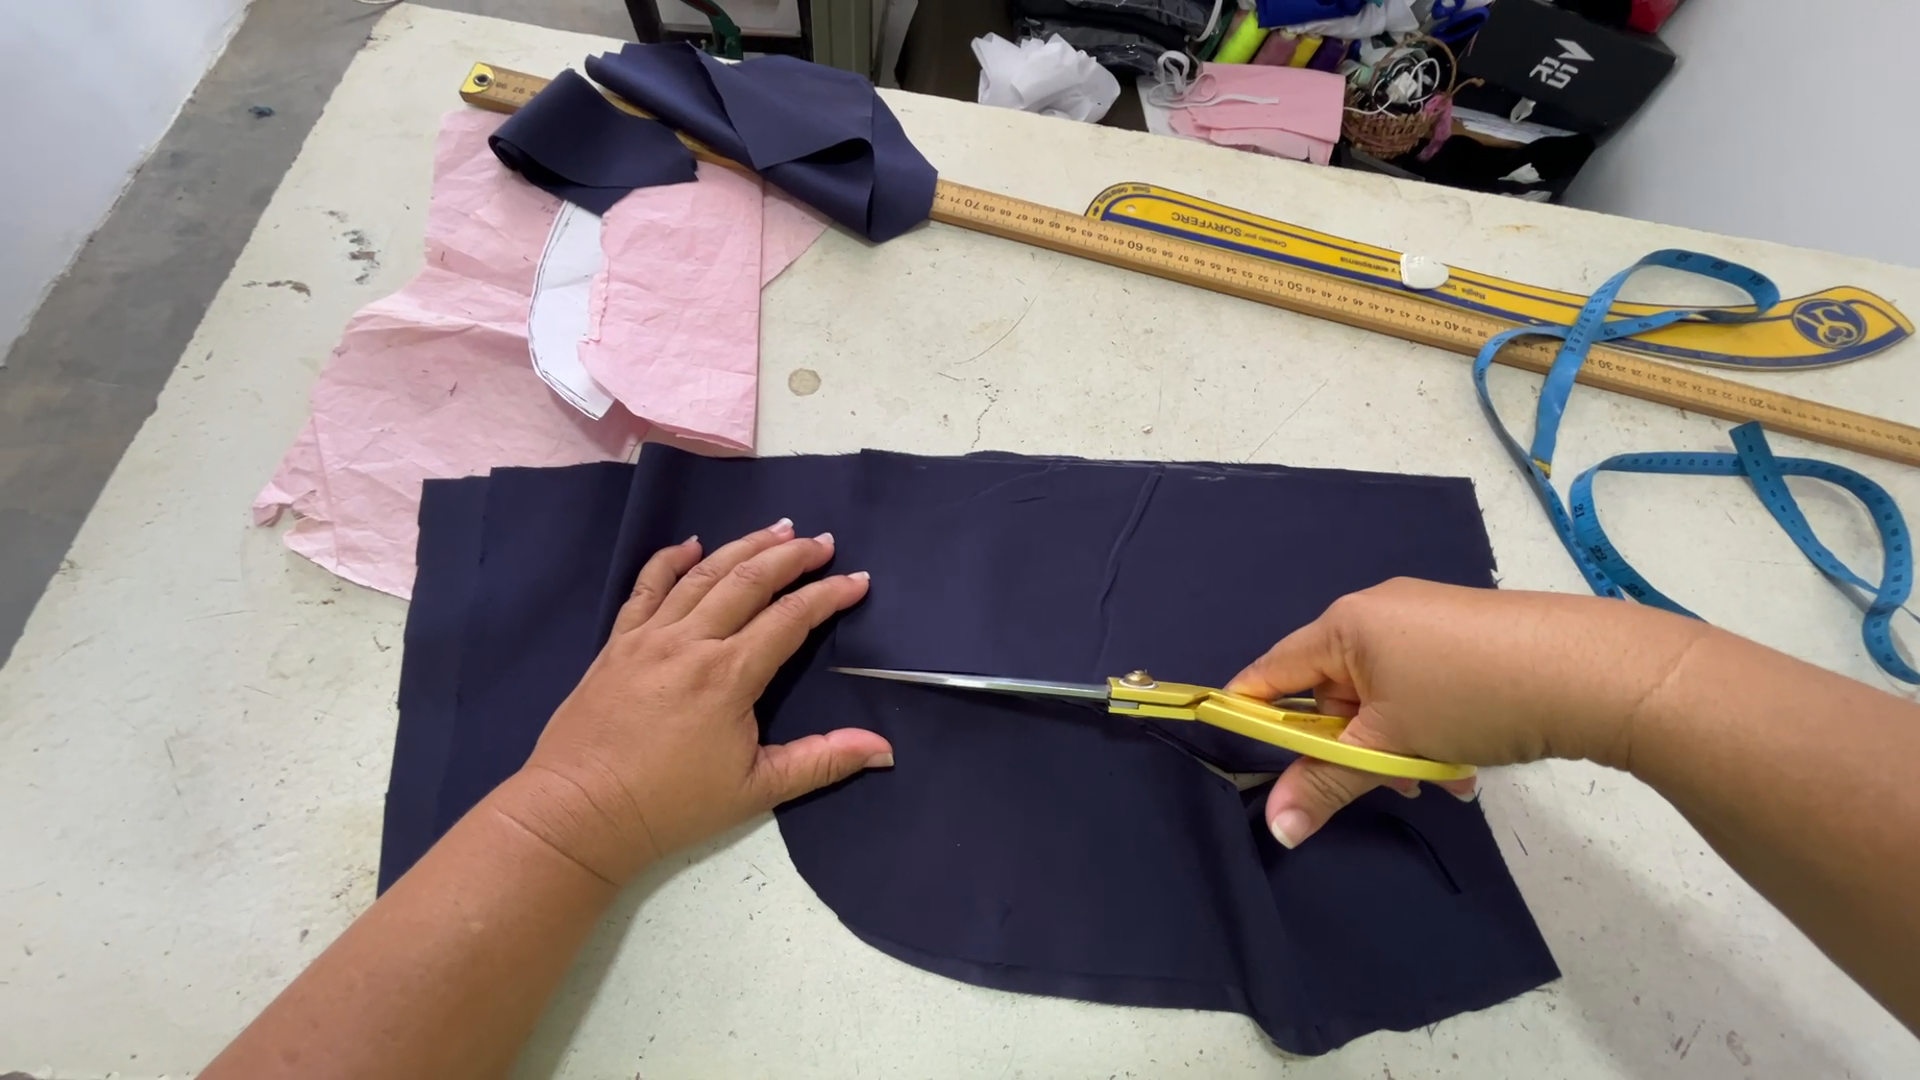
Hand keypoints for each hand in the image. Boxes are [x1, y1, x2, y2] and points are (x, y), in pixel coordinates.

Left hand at [496, 519, 891, 885]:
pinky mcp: (618, 641)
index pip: (791, 618)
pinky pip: (647, 586)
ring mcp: (650, 636)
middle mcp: (692, 642)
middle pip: (751, 580)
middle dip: (792, 556)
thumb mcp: (757, 790)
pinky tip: (692, 544)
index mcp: (729, 675)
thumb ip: (822, 762)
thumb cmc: (671, 805)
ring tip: (777, 528)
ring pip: (705, 574)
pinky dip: (671, 559)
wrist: (576, 816)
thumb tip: (883, 748)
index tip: (859, 580)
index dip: (830, 595)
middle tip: (822, 542)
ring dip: (745, 546)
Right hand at [1225, 578, 1710, 848]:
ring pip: (1381, 690)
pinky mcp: (1466, 630)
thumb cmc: (1472, 697)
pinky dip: (1430, 720)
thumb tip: (1277, 829)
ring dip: (1398, 740)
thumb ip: (1326, 783)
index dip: (1254, 711)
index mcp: (1343, 625)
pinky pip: (1420, 679)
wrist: (1607, 671)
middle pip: (1333, 688)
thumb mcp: (1392, 745)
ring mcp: (1424, 616)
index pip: (1272, 671)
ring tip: (1441, 777)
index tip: (1250, 751)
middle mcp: (1375, 611)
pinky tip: (1467, 756)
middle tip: (1389, 781)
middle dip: (1353, 742)